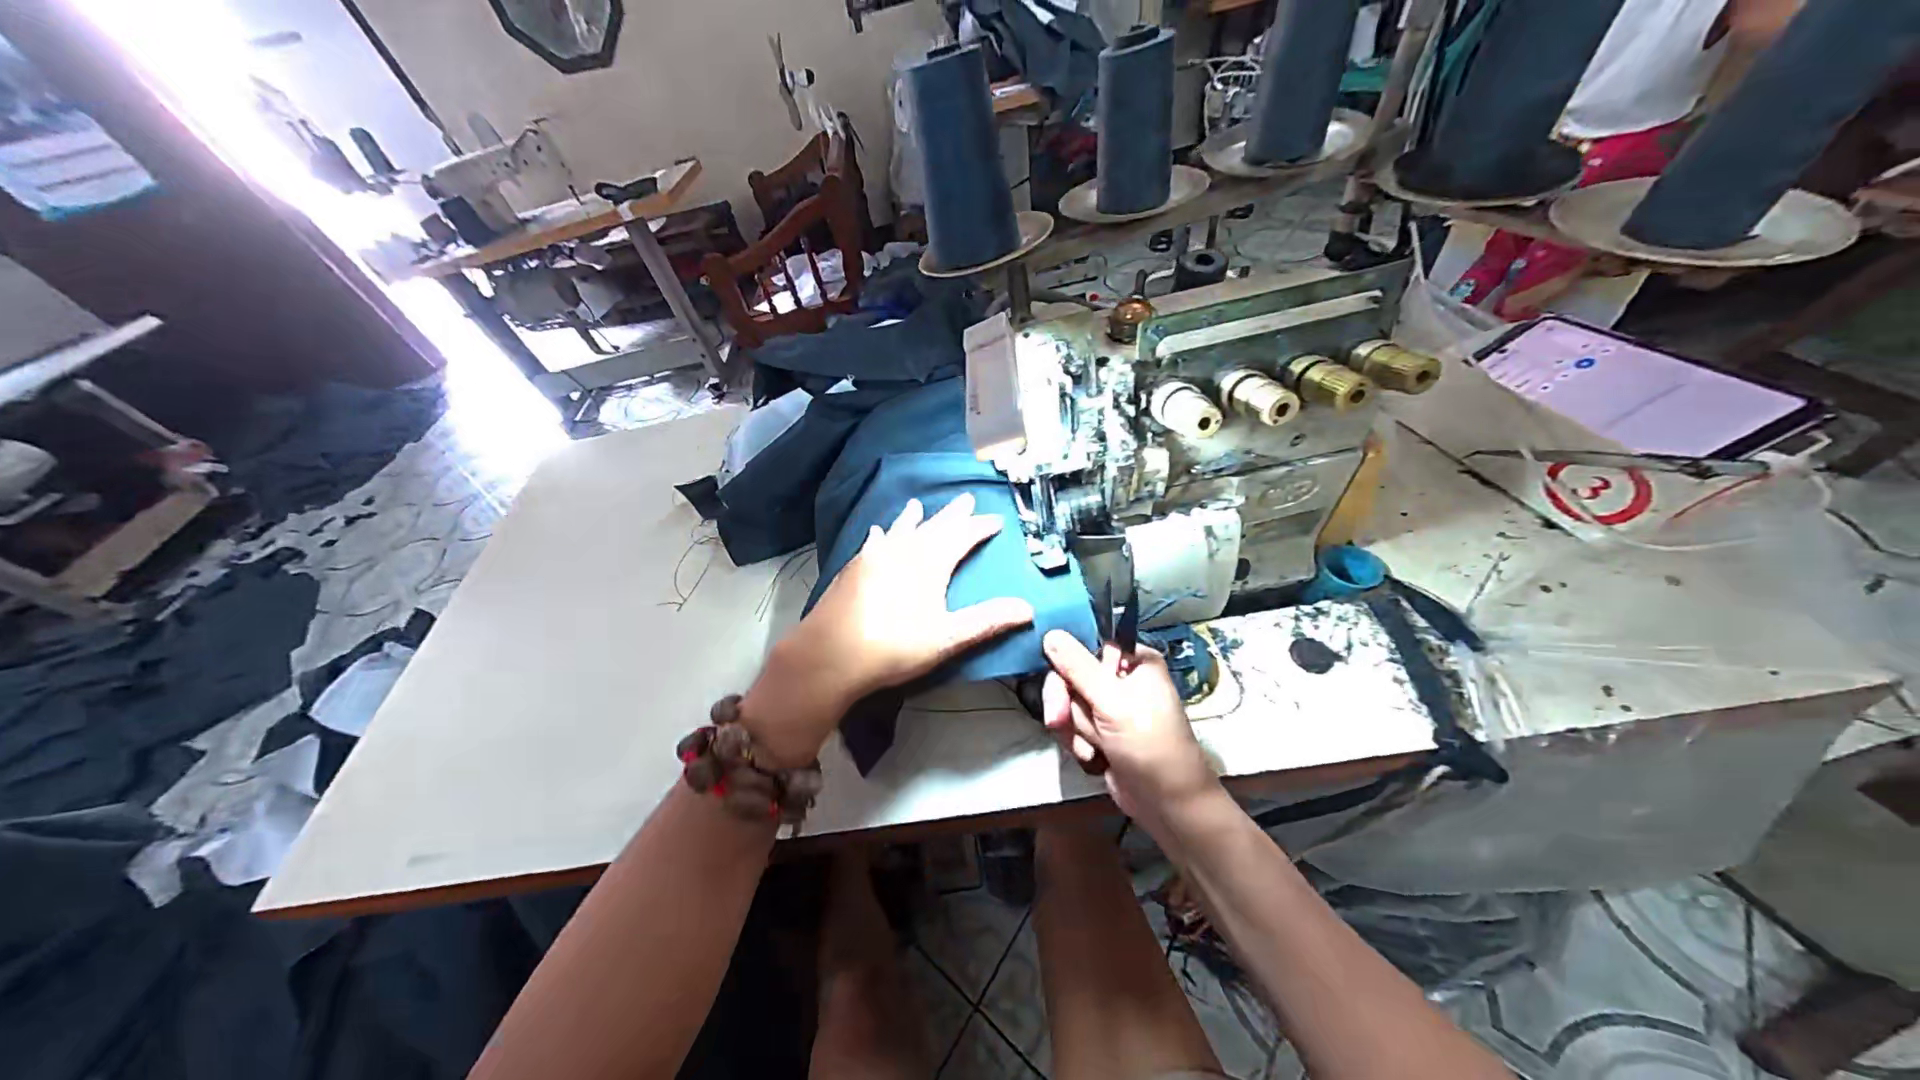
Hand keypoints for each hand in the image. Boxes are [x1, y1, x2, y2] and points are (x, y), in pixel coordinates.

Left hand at [740, 494, 1034, 765]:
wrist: (829, 655)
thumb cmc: (893, 647)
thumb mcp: (947, 637)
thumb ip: (987, 621)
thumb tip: (1028, 609)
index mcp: (928, 563)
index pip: (961, 537)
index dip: (980, 528)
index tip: (996, 520)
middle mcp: (902, 551)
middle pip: (932, 527)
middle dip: (952, 515)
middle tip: (965, 499)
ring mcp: (873, 558)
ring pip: (899, 529)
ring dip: (914, 518)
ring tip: (919, 505)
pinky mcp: (852, 569)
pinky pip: (873, 542)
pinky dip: (882, 535)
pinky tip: (876, 532)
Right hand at [1040, 630, 1219, 825]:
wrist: (1166, 803)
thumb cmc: (1149, 744)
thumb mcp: (1112, 701)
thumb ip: (1078, 666)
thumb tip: (1050, 633)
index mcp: (1133, 660)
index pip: (1087, 644)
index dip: (1068, 662)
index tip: (1058, 677)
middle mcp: (1121, 679)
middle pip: (1070, 675)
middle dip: (1066, 704)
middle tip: (1060, 720)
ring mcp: (1109, 707)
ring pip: (1068, 703)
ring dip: (1076, 728)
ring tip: (1096, 746)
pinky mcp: (1100, 732)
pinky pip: (1072, 726)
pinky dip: (1079, 743)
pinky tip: (1095, 757)